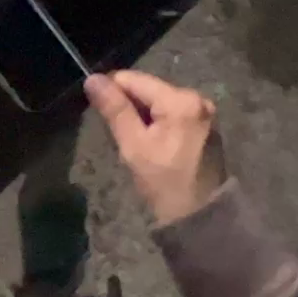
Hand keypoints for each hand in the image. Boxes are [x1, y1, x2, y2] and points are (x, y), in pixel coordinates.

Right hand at [84, 71, 226, 224]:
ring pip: (158, 102)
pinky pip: (172, 114)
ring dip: (142, 117)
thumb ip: (114, 109)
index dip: (112, 92)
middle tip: (121, 136)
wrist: (200, 217)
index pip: (134, 80)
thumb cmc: (163, 183)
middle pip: (148, 90)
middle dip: (129, 107)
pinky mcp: (205, 125)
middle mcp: (197, 98)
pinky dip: (157, 124)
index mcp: (181, 100)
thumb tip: (92, 78)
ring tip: (135, 143)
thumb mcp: (133, 145)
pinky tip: (153, 146)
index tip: (101, 114)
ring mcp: (203, 112)